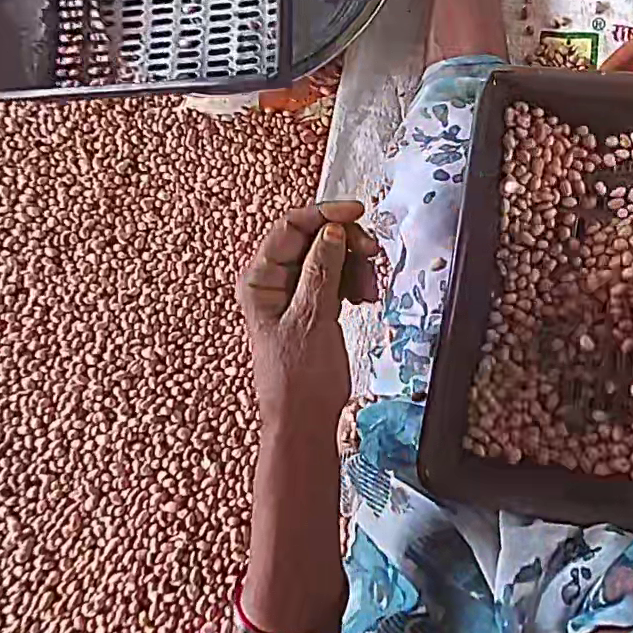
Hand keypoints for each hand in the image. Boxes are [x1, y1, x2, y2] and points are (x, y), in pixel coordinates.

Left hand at [236, 202, 379, 429]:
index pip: (291, 227)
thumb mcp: (311, 318)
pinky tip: (365, 296)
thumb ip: (322, 270)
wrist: (306, 419)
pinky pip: (337, 276)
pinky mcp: (315, 304)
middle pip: (314, 238)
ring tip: (369, 290)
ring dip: (355, 264)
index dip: (325, 214)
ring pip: (330, 256)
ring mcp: (296, 292)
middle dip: (346, 243)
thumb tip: (333, 229)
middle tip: (372, 254)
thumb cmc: (299, 376)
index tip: (358, 213)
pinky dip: (354, 280)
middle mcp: (275, 280)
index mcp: (261, 278)